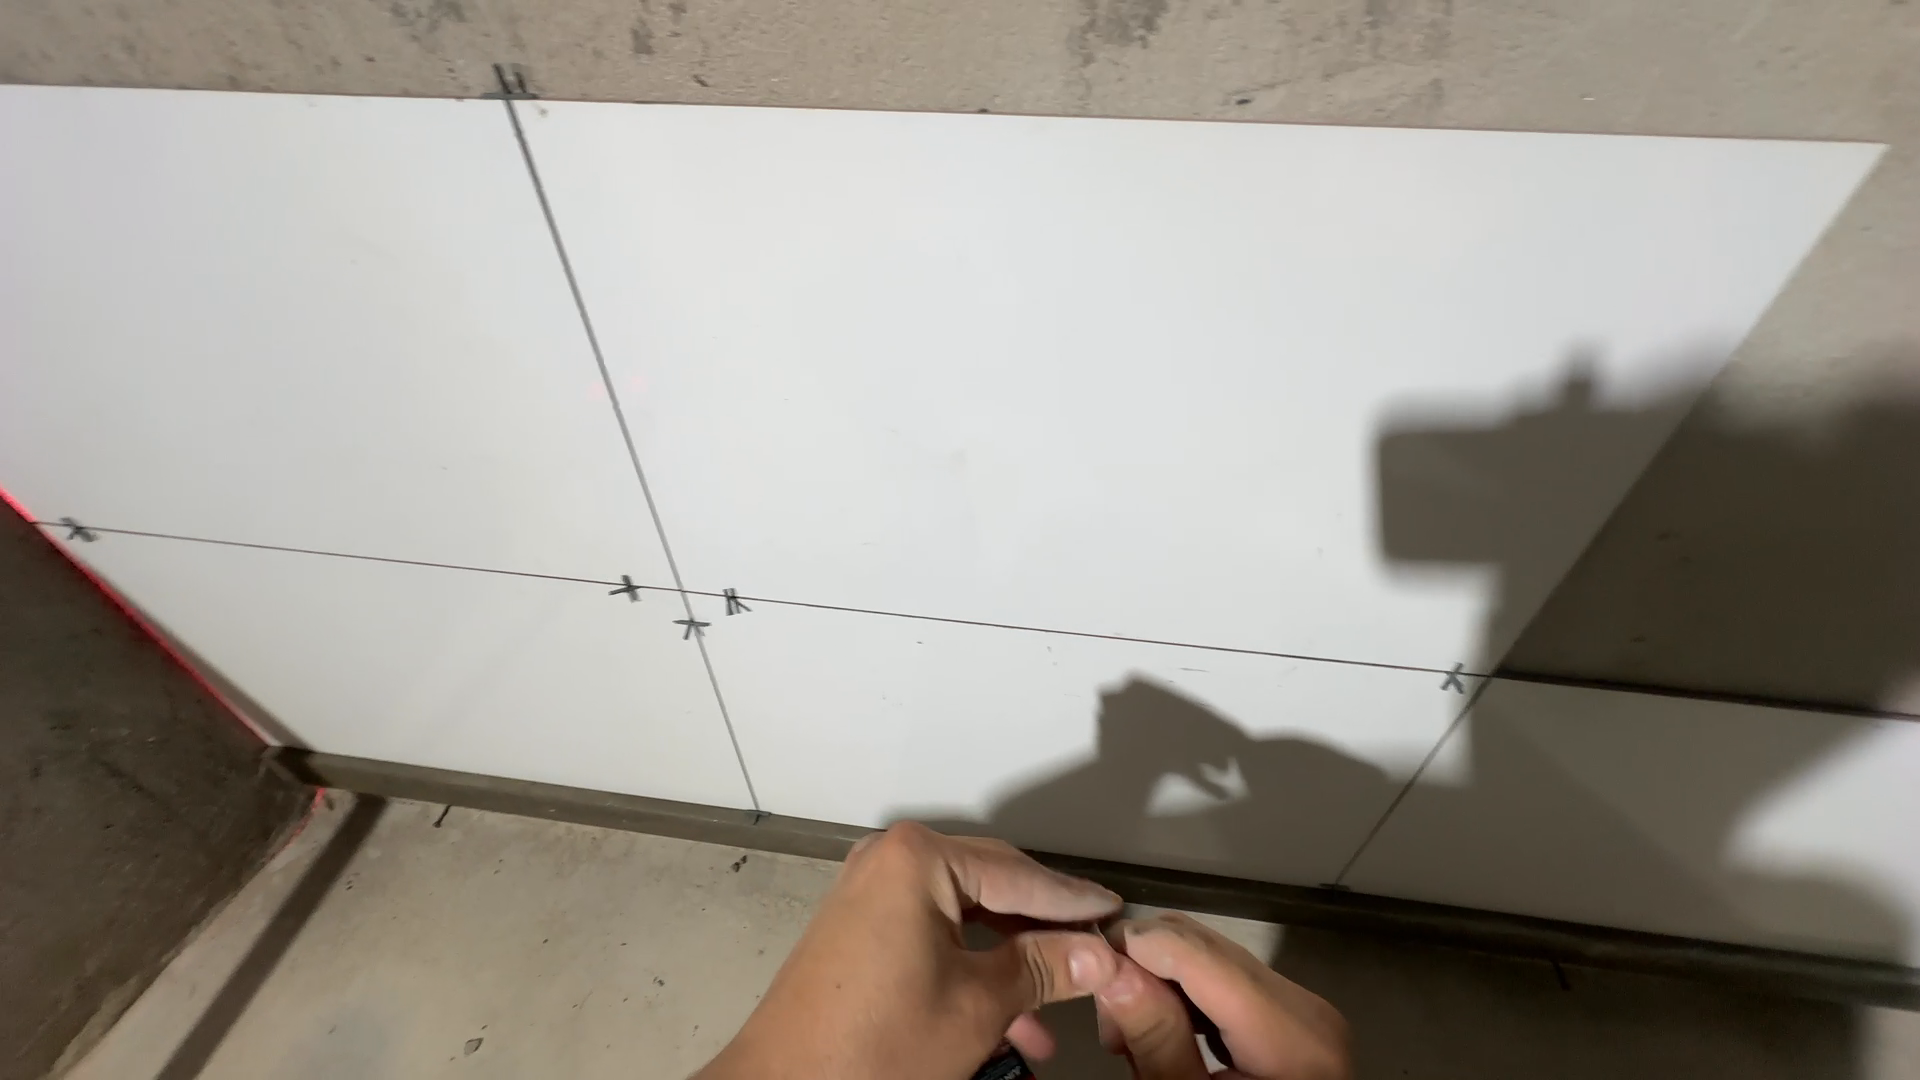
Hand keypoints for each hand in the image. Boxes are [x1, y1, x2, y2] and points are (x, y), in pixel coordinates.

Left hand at [693, 823, 1124, 1079]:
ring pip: (966, 911)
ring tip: (1057, 999)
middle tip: (1095, 948)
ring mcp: (874, 885)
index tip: (1114, 910)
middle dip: (1043, 927)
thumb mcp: (976, 1007)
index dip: (1072, 899)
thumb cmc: (876, 1045)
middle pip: (992, 883)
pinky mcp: (864, 918)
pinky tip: (1007, 1011)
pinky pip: (934, 927)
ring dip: (1009, 955)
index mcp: (919, 858)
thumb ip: (1043, 969)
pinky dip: (970, 961)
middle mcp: (894, 856)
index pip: (1018, 873)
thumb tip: (1098, 953)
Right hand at [1094, 912, 1350, 1079]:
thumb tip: (1111, 968)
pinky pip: (1222, 975)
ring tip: (1133, 1037)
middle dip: (1140, 965)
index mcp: (1289, 1032)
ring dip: (1157, 978)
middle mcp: (1302, 1002)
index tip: (1087, 979)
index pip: (1191, 949)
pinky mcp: (1291, 1014)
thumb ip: (1157, 1041)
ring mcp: (1300, 1005)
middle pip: (1196, 942)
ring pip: (1204, 951)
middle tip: (1111, 1026)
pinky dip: (1184, 992)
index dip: (1130, 946)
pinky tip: (1166, 1033)